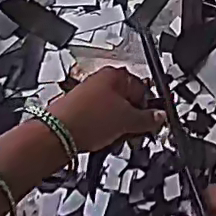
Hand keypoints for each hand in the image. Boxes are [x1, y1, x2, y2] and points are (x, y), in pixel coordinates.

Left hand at [47, 67, 161, 152]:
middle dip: (134, 118)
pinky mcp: (79, 111)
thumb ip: (148, 119)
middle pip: (128, 100)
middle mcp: (101, 81)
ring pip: (114, 111)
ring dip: (120, 126)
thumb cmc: (86, 118)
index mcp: (116, 74)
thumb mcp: (127, 120)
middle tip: (137, 132)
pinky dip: (105, 130)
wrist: (56, 134)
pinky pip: (100, 119)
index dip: (151, 108)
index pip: (144, 88)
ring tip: (119, 138)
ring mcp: (89, 95)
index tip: (154, 122)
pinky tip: (104, 141)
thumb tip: (159, 117)